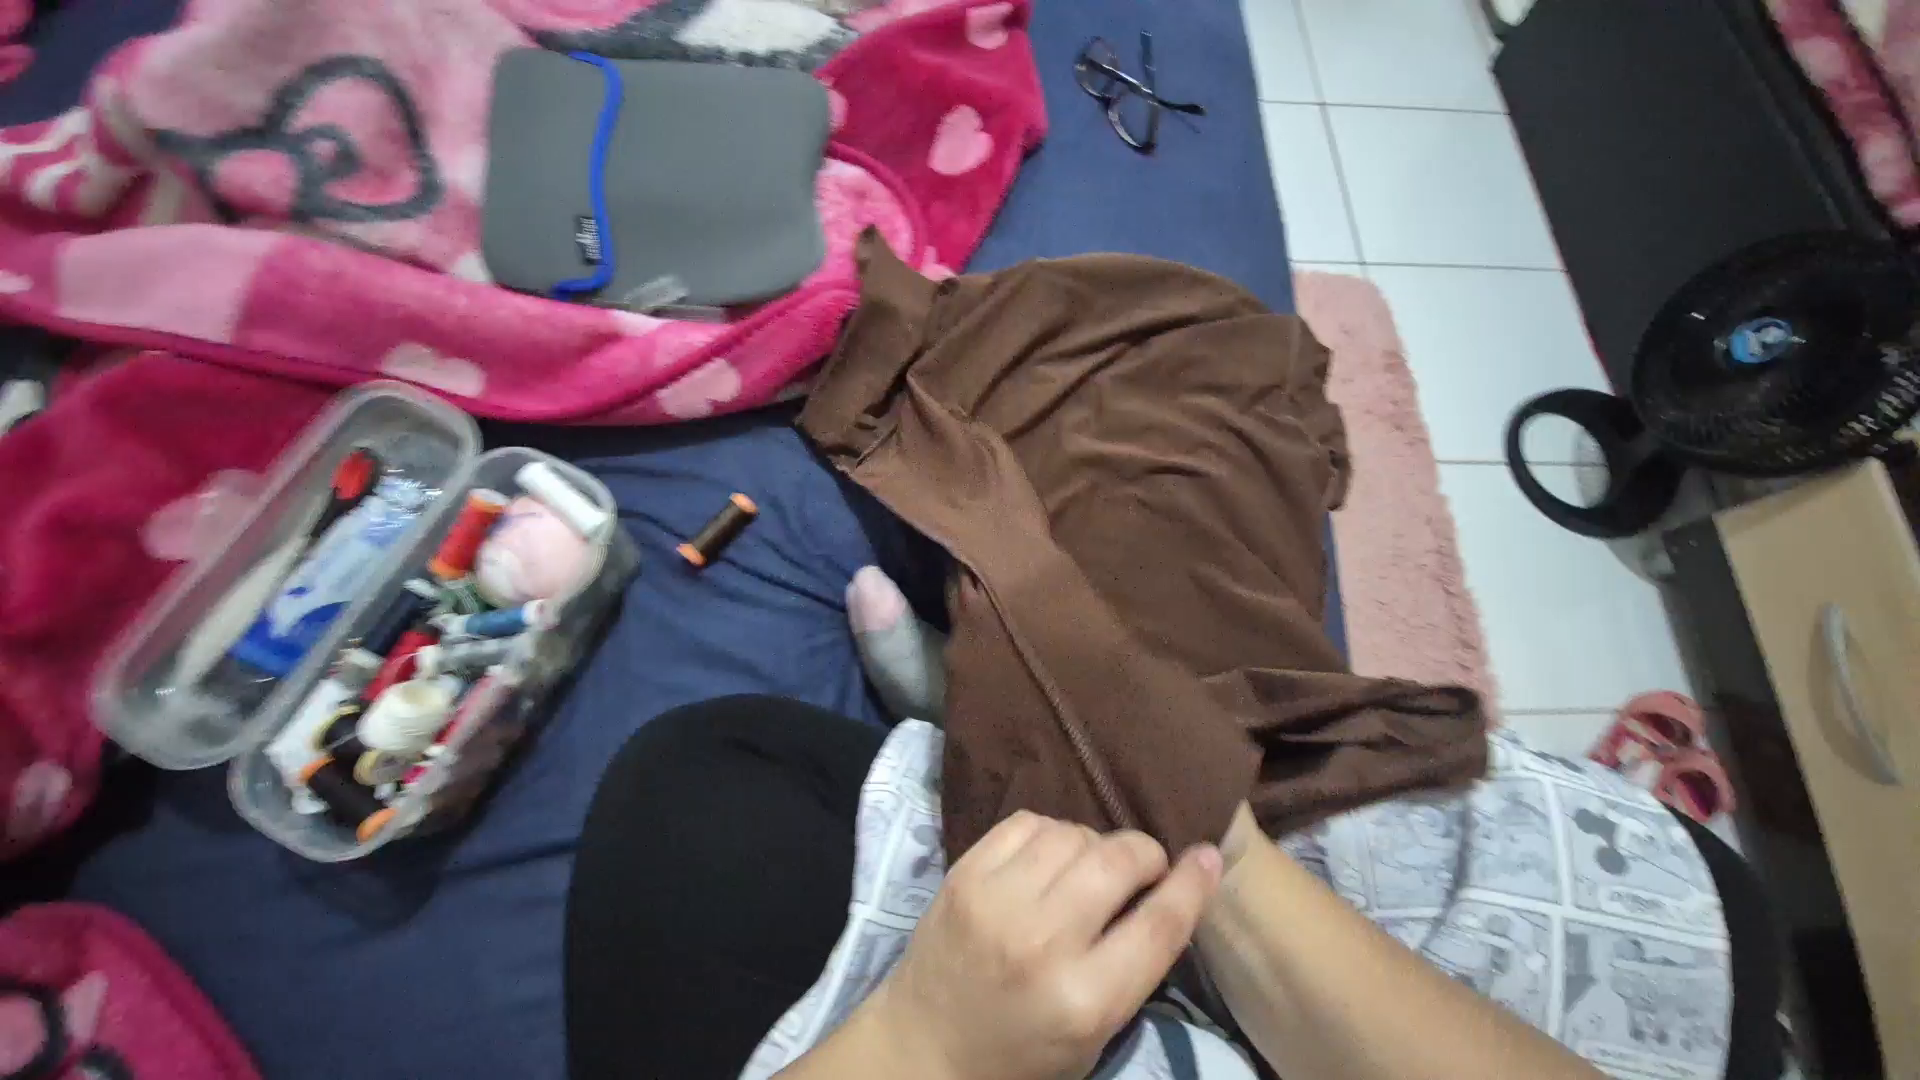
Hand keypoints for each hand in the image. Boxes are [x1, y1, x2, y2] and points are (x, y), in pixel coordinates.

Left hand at [869, 811, 1223, 1079]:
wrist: (924, 1044)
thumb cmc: (1021, 1051)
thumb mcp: (1093, 1034)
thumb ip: (1132, 965)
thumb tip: (1172, 887)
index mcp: (1084, 999)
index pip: (1158, 925)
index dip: (1192, 885)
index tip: (1207, 857)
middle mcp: (1043, 942)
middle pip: (1117, 862)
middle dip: (1144, 854)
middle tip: (1144, 866)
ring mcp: (997, 900)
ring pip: (1073, 832)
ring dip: (1094, 843)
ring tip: (1089, 867)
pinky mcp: (964, 872)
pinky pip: (1027, 822)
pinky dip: (1050, 831)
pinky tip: (1048, 855)